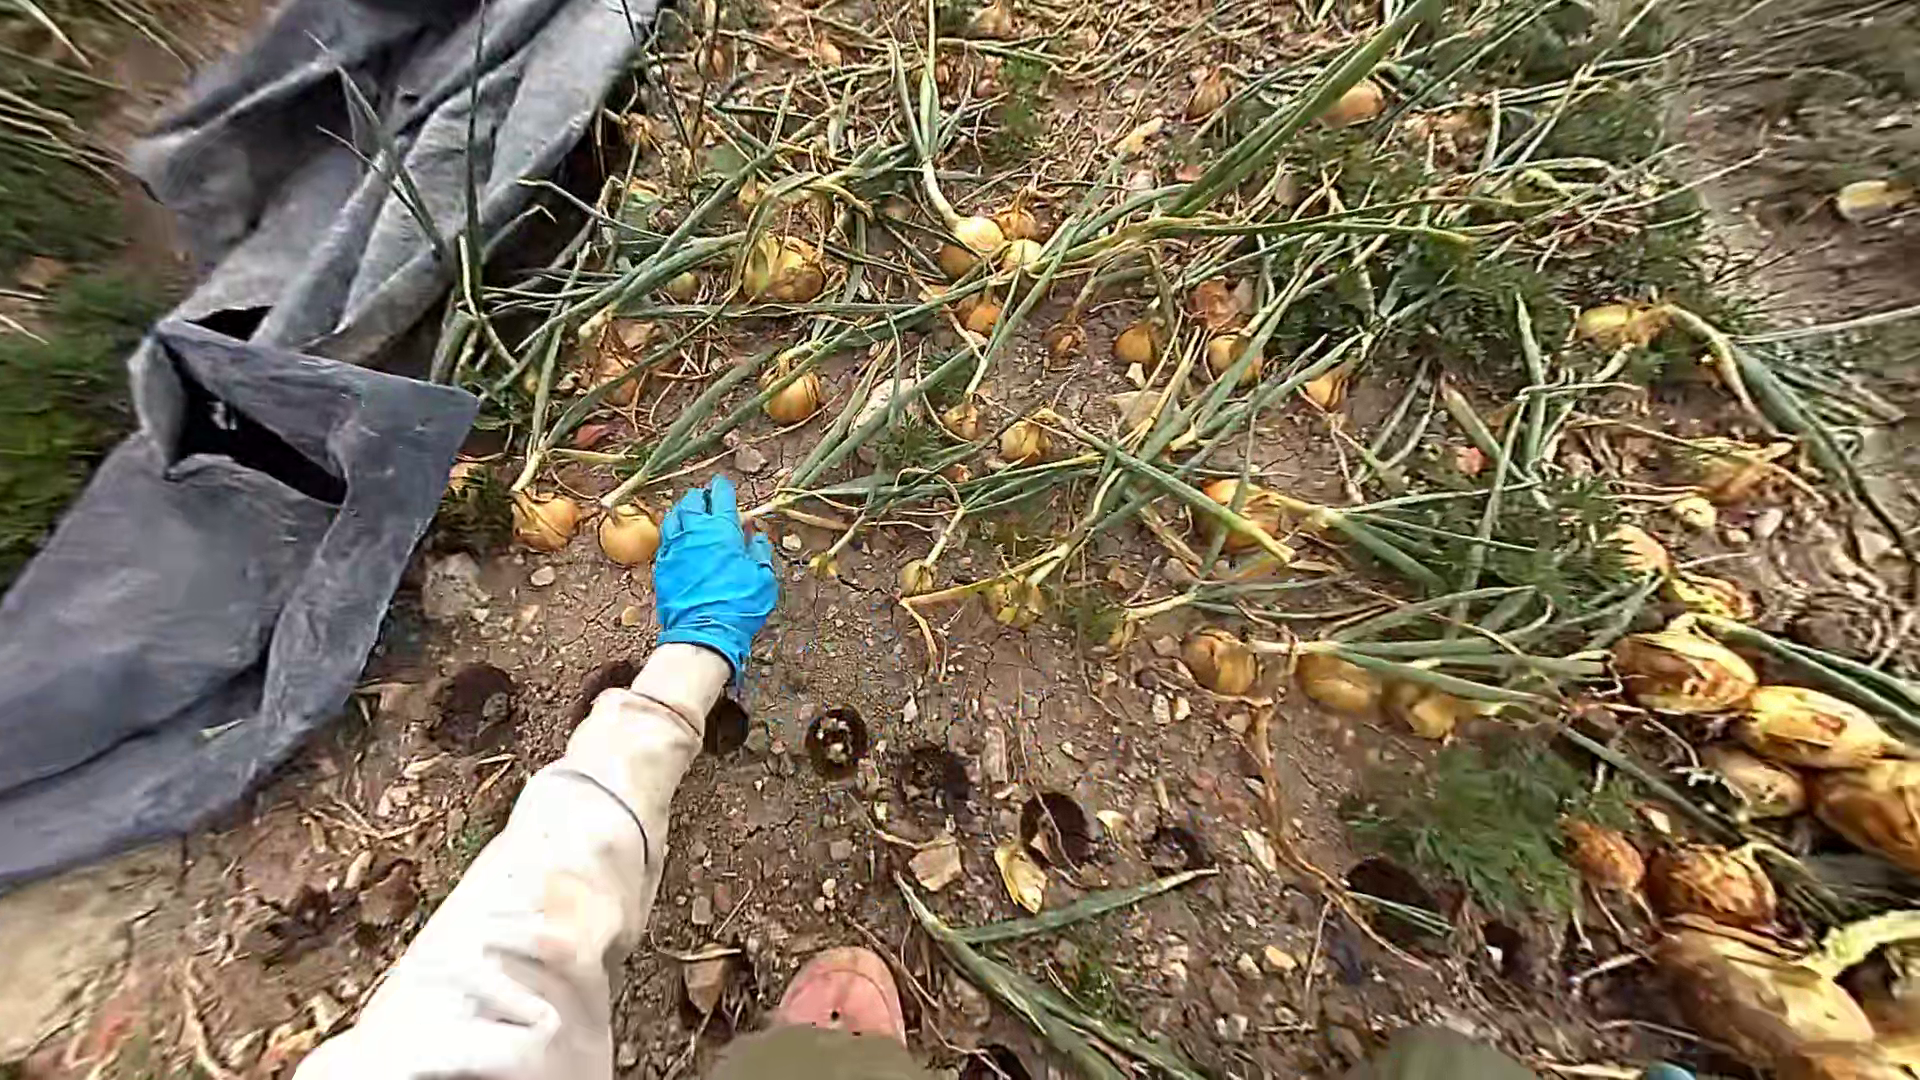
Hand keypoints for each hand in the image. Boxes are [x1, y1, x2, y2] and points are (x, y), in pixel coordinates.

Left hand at [653, 475, 776, 675]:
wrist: (703, 632)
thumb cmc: (739, 604)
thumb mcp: (763, 576)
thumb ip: (759, 549)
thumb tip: (755, 533)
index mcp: (722, 529)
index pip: (721, 496)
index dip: (724, 489)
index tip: (726, 488)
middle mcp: (694, 531)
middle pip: (692, 501)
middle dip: (703, 497)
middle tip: (712, 502)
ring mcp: (674, 547)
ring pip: (674, 516)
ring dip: (685, 512)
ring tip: (694, 516)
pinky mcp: (661, 564)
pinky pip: (666, 538)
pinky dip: (675, 532)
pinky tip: (684, 540)